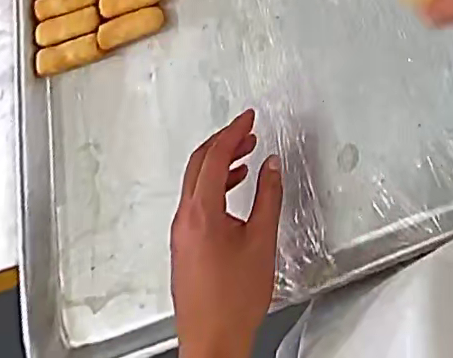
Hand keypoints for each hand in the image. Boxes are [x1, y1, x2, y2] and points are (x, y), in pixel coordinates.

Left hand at [171, 110, 281, 357]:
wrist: (212, 344)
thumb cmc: (234, 300)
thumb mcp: (262, 240)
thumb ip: (268, 195)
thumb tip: (271, 165)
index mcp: (201, 213)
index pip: (215, 157)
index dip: (233, 132)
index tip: (248, 118)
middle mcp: (185, 219)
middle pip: (199, 164)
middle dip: (225, 141)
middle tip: (247, 128)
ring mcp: (182, 233)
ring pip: (196, 182)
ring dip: (221, 162)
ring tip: (246, 153)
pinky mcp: (185, 245)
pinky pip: (197, 200)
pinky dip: (216, 184)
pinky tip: (236, 188)